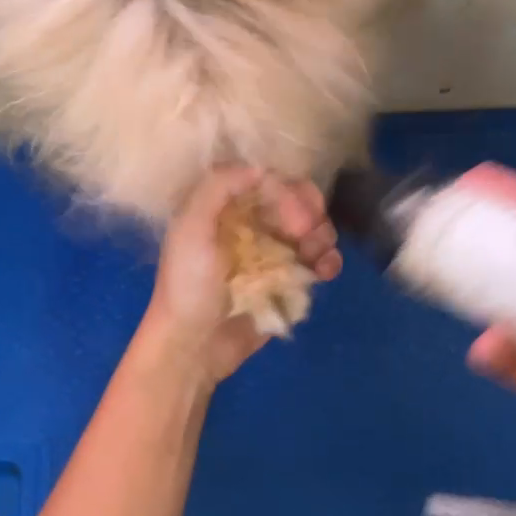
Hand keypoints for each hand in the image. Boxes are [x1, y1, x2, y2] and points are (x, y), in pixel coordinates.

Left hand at [138, 168, 340, 385]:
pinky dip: (328, 260)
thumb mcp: (191, 227)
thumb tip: (261, 168)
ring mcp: (269, 253)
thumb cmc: (187, 284)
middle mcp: (248, 223)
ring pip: (310, 228)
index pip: (266, 179)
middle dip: (309, 212)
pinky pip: (315, 261)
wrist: (192, 346)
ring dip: (322, 235)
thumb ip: (219, 186)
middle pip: (293, 200)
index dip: (287, 191)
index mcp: (223, 205)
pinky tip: (326, 271)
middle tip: (305, 236)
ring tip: (316, 258)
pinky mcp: (284, 282)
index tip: (295, 217)